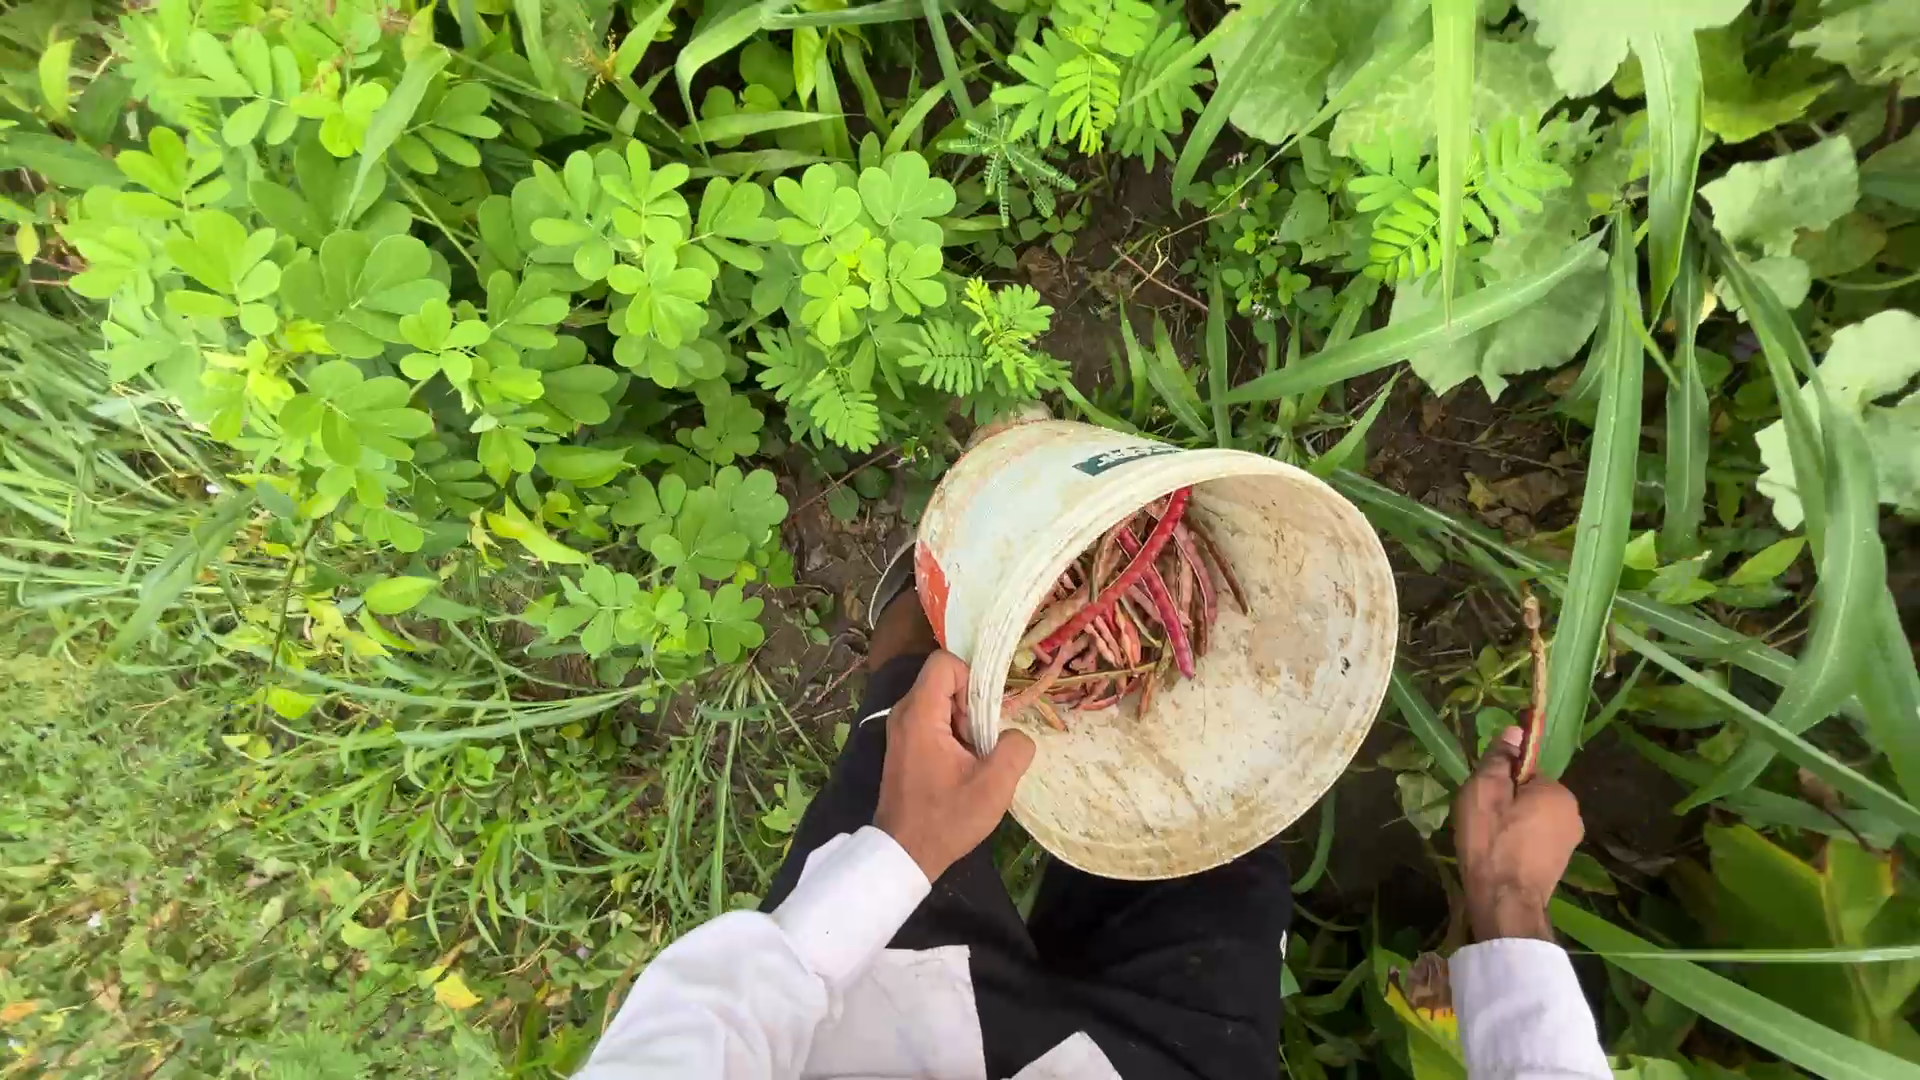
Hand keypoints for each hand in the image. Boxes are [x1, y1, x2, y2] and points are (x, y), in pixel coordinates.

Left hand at [874, 651, 1035, 881]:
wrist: (904, 853)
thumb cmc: (946, 819)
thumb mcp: (993, 787)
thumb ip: (1014, 749)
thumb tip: (1016, 735)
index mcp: (920, 713)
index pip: (944, 662)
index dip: (972, 677)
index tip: (985, 712)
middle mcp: (904, 712)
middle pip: (944, 680)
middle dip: (972, 702)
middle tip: (983, 738)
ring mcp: (901, 728)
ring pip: (941, 700)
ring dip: (965, 720)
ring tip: (975, 755)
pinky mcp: (904, 743)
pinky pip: (933, 718)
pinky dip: (953, 731)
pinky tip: (963, 763)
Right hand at [1455, 726, 1583, 941]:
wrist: (1504, 897)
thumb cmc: (1491, 838)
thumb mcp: (1485, 790)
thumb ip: (1500, 759)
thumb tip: (1517, 730)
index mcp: (1558, 793)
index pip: (1525, 769)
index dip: (1499, 778)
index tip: (1481, 794)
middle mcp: (1573, 814)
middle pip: (1529, 791)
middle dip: (1505, 798)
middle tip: (1479, 813)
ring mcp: (1570, 840)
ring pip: (1531, 813)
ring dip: (1510, 818)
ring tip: (1486, 833)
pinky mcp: (1560, 860)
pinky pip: (1534, 834)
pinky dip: (1516, 836)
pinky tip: (1498, 848)